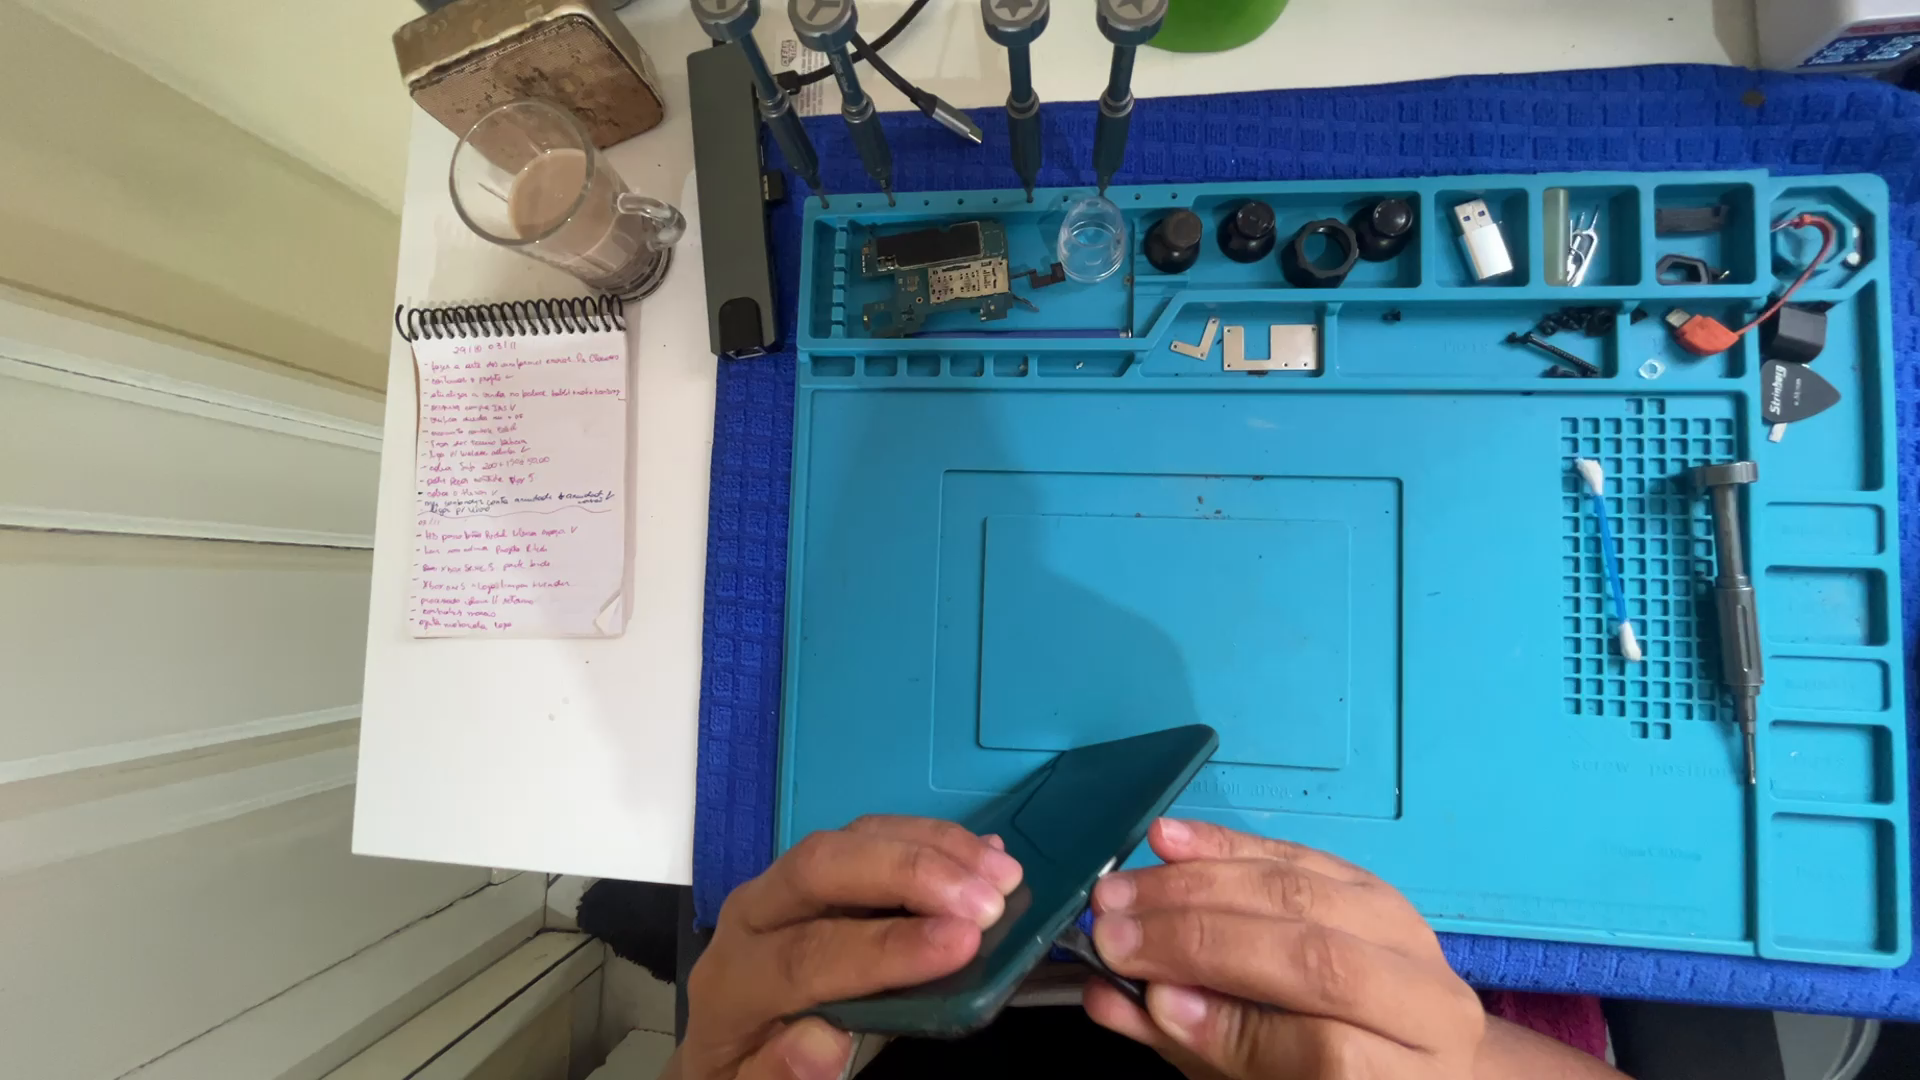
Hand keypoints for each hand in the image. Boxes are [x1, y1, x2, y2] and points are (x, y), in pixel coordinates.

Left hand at [670, 816, 1022, 1079]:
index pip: (806, 955)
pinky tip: (982, 853)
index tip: (965, 943)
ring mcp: (789, 875)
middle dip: (912, 873)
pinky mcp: (824, 860)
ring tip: (1002, 873)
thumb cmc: (746, 1068)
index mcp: (733, 979)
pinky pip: (877, 831)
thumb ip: (777, 1075)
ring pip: (857, 835)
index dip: (888, 947)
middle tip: (989, 900)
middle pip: (823, 866)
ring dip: (936, 845)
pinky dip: (934, 837)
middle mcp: (756, 909)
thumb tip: (823, 1040)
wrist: (724, 1036)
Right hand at [1082, 819, 1483, 1078]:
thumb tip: (1113, 997)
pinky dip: (1216, 843)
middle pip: (1310, 955)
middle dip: (1195, 939)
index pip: (1329, 1051)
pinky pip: (1283, 849)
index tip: (1154, 1001)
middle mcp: (1421, 993)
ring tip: (1118, 893)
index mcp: (1413, 1073)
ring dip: (1189, 885)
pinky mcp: (1360, 874)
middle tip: (1112, 934)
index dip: (1235, 1027)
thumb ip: (1198, 1047)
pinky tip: (1163, 839)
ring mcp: (1394, 921)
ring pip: (1291, 890)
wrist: (1419, 1049)